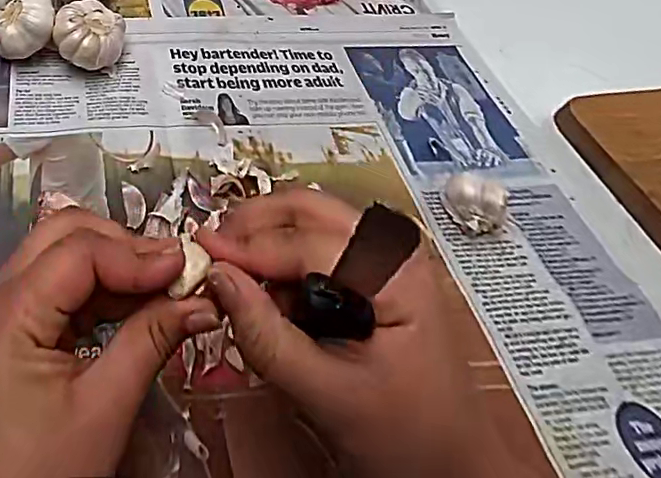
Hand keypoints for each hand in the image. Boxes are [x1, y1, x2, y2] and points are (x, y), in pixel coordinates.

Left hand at [0, 209, 217, 477]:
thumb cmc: (40, 473)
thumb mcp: (102, 411)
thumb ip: (148, 343)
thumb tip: (198, 300)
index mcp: (7, 308)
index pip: (77, 250)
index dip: (135, 253)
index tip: (184, 265)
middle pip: (61, 235)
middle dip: (121, 245)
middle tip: (173, 270)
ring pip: (57, 252)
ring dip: (110, 262)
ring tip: (162, 285)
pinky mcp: (5, 324)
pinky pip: (52, 284)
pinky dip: (94, 287)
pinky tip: (131, 303)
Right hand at [196, 189, 514, 477]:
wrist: (454, 466)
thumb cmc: (407, 438)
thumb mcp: (327, 395)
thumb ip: (267, 337)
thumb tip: (217, 277)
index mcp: (395, 274)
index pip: (306, 243)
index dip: (249, 247)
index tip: (205, 255)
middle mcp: (390, 248)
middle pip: (303, 208)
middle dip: (251, 224)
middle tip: (213, 249)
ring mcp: (380, 253)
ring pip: (302, 216)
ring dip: (260, 234)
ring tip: (231, 266)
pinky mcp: (368, 267)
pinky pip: (309, 238)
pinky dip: (275, 251)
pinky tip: (261, 283)